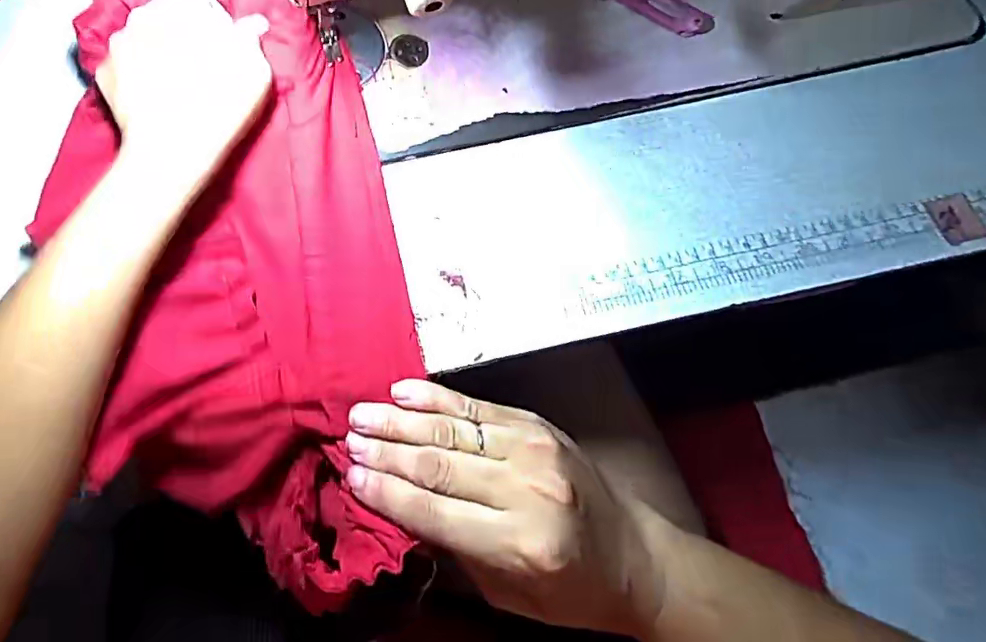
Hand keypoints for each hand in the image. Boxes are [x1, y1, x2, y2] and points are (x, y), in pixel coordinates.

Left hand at [95, 0, 271, 196]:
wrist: (170, 151)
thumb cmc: (219, 105)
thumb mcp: (255, 69)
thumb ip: (250, 38)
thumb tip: (250, 25)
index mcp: (180, 4)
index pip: (201, 1)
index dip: (216, 24)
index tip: (224, 48)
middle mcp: (142, 14)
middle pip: (168, 16)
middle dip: (183, 33)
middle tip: (202, 64)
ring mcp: (117, 44)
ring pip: (144, 39)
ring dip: (158, 50)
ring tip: (177, 81)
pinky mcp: (103, 73)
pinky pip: (126, 66)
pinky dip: (138, 74)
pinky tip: (154, 94)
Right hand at [344, 380, 663, 637]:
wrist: (637, 557)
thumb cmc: (570, 588)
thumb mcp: (510, 593)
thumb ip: (455, 548)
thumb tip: (395, 504)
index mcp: (524, 544)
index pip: (437, 513)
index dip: (389, 493)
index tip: (352, 475)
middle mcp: (528, 489)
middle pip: (439, 465)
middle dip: (387, 451)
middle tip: (348, 439)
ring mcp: (532, 448)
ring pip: (450, 430)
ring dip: (400, 420)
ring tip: (362, 414)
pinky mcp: (533, 422)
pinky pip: (474, 407)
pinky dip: (434, 398)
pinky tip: (402, 392)